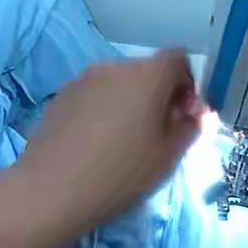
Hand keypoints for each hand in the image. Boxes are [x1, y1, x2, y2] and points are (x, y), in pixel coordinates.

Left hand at [11, 49, 202, 235]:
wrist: (52, 189)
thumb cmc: (120, 172)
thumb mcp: (167, 156)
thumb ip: (190, 127)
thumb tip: (195, 113)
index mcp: (148, 74)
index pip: (178, 58)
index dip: (187, 83)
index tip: (182, 116)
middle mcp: (116, 66)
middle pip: (147, 70)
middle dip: (157, 95)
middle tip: (155, 133)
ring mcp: (84, 78)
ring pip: (119, 82)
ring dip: (129, 102)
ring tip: (121, 140)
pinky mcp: (61, 94)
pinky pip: (94, 93)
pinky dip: (103, 108)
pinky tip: (94, 142)